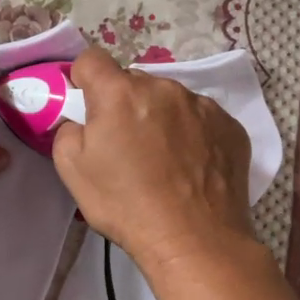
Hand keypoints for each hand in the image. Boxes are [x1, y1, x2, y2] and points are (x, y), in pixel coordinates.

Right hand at [50, 47, 256, 271]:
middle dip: (122, 101)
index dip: (83, 78)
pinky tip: (187, 164)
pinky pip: (199, 117)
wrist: (194, 241)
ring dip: (157, 116)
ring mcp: (202, 106)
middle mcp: (163, 88)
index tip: (85, 104)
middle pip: (132, 80)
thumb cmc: (124, 203)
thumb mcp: (70, 168)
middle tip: (122, 141)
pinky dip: (189, 132)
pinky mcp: (231, 127)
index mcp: (118, 93)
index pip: (92, 59)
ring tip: (160, 157)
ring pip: (167, 98)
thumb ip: (68, 129)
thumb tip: (82, 122)